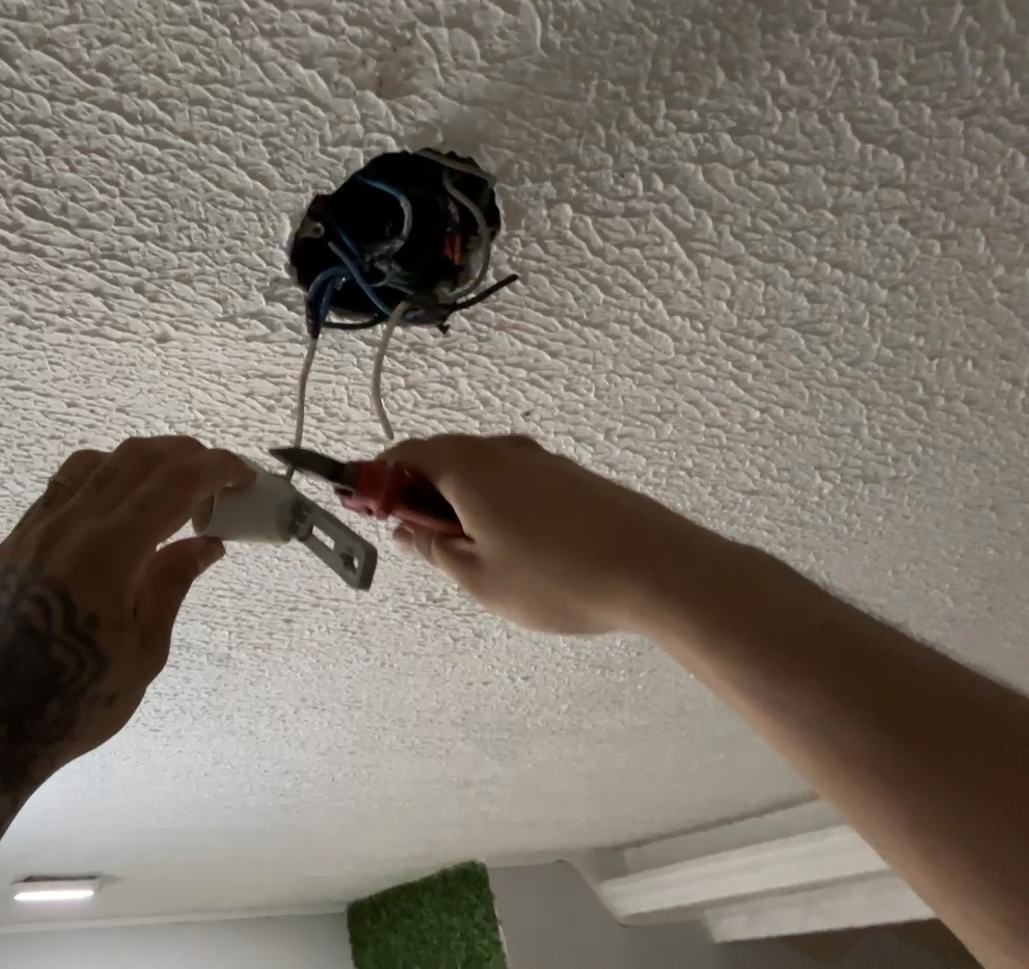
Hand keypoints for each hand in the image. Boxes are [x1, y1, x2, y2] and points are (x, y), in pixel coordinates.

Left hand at [0, 436, 253, 780]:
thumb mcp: (144, 651)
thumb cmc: (77, 702)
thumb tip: (207, 543)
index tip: (243, 475)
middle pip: (134, 458)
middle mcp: (68, 525)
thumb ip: (172, 583)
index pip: (172, 484)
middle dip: (185, 454)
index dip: (215, 469)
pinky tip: (117, 511)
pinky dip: (102, 480)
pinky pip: (62, 488)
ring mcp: (35, 530)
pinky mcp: (14, 543)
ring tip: (169, 487)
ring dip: (140, 460)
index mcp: (108, 552)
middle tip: (217, 478)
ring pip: (93, 463)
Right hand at [378, 434, 740, 634]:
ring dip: (456, 498)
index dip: (376, 480)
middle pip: (439, 456)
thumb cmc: (558, 577)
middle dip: (417, 492)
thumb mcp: (478, 578)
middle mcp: (500, 451)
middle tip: (419, 537)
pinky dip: (492, 500)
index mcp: (467, 467)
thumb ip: (432, 549)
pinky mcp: (569, 475)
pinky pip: (511, 478)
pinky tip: (515, 544)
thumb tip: (407, 531)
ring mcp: (539, 460)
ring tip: (470, 549)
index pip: (402, 454)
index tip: (367, 508)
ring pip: (477, 468)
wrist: (661, 570)